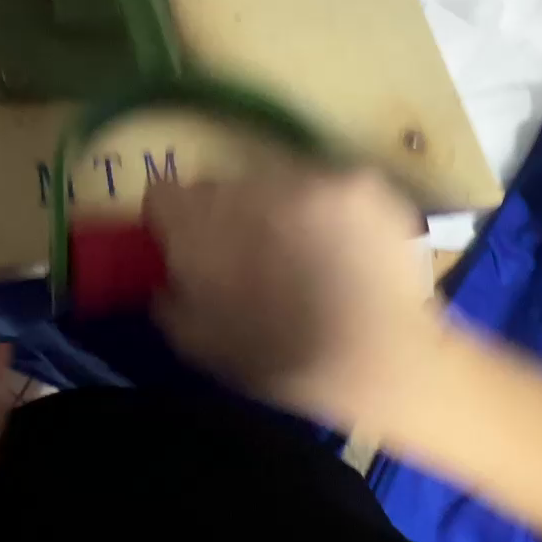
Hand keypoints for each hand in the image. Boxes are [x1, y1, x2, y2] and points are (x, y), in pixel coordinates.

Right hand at [143, 166, 438, 423]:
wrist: (379, 364)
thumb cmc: (278, 361)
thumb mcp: (196, 342)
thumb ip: (169, 295)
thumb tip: (169, 274)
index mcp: (199, 223)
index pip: (162, 195)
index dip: (172, 221)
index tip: (186, 244)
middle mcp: (248, 186)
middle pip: (223, 188)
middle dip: (230, 216)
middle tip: (253, 256)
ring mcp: (308, 177)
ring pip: (279, 183)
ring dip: (283, 210)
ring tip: (309, 256)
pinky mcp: (358, 182)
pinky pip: (331, 189)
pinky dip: (334, 213)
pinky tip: (347, 251)